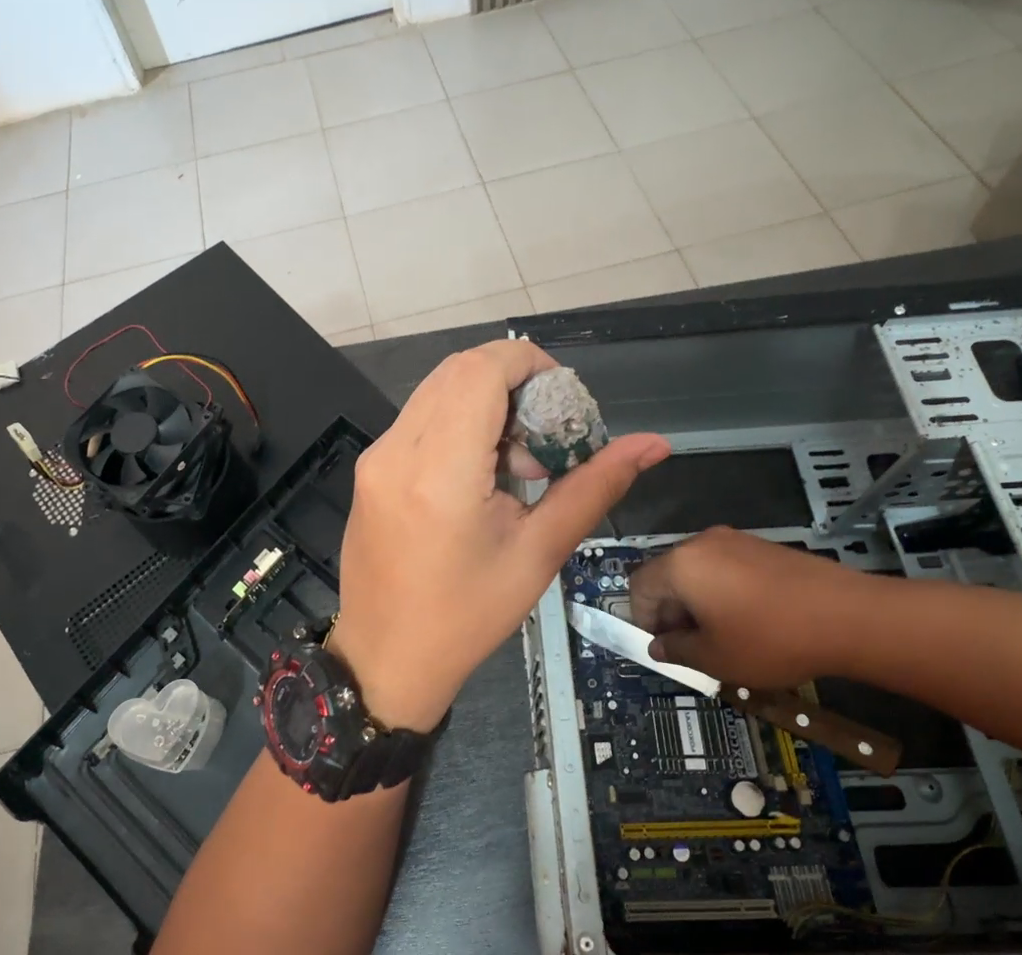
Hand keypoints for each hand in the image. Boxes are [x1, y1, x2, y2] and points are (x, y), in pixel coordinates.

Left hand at [332, 341, 668, 730]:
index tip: (562, 399)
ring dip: (485, 402)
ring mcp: (376, 457)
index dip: (528, 364)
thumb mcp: (538, 554)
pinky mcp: (370, 468)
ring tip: (518, 462)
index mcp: (440, 472)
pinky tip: (482, 473)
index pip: (480, 370)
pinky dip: (458, 421)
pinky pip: (419, 417)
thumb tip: (652, 444)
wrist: (387, 659)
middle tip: (546, 433)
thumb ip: (593, 487)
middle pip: (458, 370)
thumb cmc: (467, 617)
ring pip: (437, 390)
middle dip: (512, 383)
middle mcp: (397, 451)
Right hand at [629, 527, 891, 688]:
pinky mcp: (763, 547)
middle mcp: (702, 543)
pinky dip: (724, 592)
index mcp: (681, 565)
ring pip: (697, 572)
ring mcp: (735, 540)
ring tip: (723, 637)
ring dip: (697, 603)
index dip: (641, 620)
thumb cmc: (770, 639)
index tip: (663, 648)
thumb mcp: (715, 658)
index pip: (638, 586)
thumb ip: (677, 651)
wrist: (849, 616)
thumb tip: (660, 646)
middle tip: (691, 648)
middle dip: (670, 611)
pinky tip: (751, 621)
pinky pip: (726, 568)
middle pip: (667, 575)